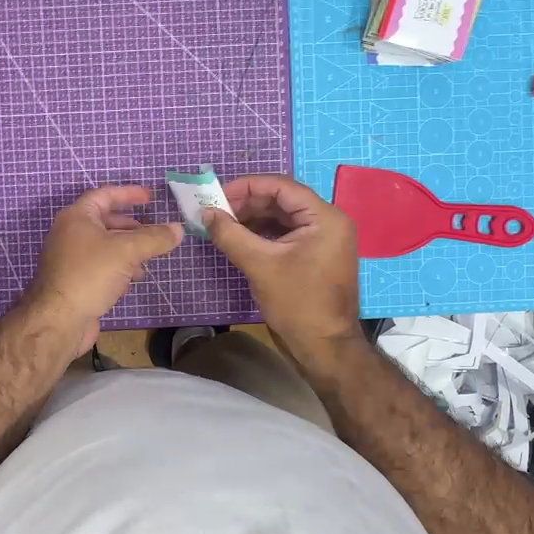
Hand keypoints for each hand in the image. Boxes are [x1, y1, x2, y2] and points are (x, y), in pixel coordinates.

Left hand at [24, 185, 183, 354]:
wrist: (59, 320)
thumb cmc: (90, 274)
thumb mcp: (127, 251)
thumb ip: (154, 238)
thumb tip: (178, 229)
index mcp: (77, 217)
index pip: (104, 195)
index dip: (128, 194)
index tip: (150, 197)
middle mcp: (70, 234)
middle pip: (105, 222)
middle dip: (131, 226)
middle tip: (154, 231)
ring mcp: (70, 259)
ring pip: (104, 247)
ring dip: (128, 251)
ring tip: (148, 260)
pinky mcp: (74, 281)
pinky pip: (100, 267)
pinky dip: (118, 269)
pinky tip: (132, 281)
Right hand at [203, 175, 360, 356]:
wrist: (325, 346)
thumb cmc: (298, 302)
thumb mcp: (260, 265)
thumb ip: (231, 234)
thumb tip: (206, 213)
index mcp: (324, 217)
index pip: (282, 186)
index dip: (247, 187)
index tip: (217, 196)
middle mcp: (327, 222)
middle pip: (282, 200)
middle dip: (247, 203)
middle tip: (215, 212)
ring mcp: (322, 239)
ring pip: (281, 217)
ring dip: (251, 218)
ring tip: (222, 225)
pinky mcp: (313, 254)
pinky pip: (284, 234)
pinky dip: (261, 234)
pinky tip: (237, 239)